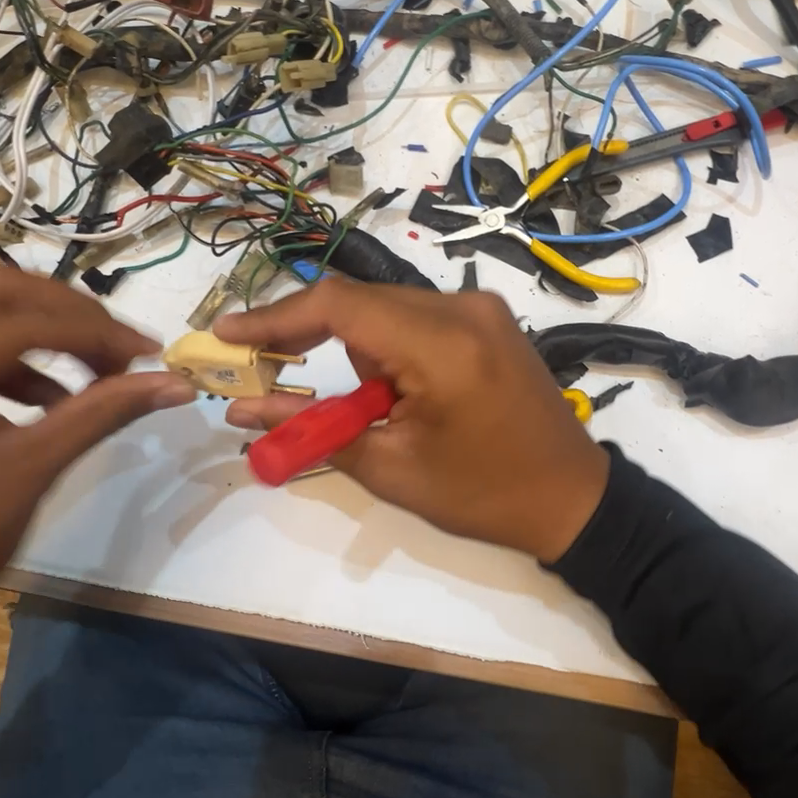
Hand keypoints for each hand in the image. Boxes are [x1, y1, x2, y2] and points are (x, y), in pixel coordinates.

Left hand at [0, 267, 196, 646]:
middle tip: (122, 350)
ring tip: (97, 372)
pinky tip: (52, 394)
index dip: (93, 332)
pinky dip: (14, 355)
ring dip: (44, 330)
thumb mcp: (30, 472)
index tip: (149, 352)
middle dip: (70, 315)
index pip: (15, 323)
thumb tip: (177, 383)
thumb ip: (103, 413)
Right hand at [214, 278, 609, 562]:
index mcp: (443, 344)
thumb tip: (243, 407)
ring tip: (370, 406)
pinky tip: (394, 389)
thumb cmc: (482, 494)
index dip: (274, 317)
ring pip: (385, 307)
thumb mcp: (389, 467)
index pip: (339, 305)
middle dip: (307, 334)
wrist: (572, 497)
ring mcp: (480, 306)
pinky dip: (386, 345)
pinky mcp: (487, 317)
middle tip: (261, 368)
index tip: (225, 334)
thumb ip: (312, 427)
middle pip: (358, 300)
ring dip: (355, 347)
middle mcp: (462, 306)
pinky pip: (414, 315)